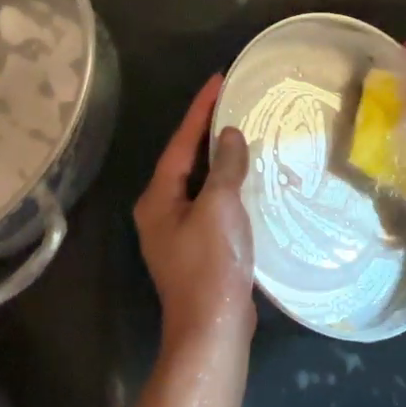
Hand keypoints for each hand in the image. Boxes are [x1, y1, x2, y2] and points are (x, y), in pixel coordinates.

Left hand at [133, 75, 256, 346]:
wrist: (213, 327)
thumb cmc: (211, 263)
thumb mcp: (218, 206)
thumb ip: (224, 167)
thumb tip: (229, 135)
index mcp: (157, 198)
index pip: (180, 142)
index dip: (200, 109)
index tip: (219, 79)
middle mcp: (161, 211)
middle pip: (185, 159)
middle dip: (207, 130)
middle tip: (233, 100)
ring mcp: (179, 231)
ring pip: (200, 181)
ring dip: (220, 157)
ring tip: (243, 130)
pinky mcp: (200, 247)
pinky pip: (212, 201)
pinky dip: (228, 183)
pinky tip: (248, 176)